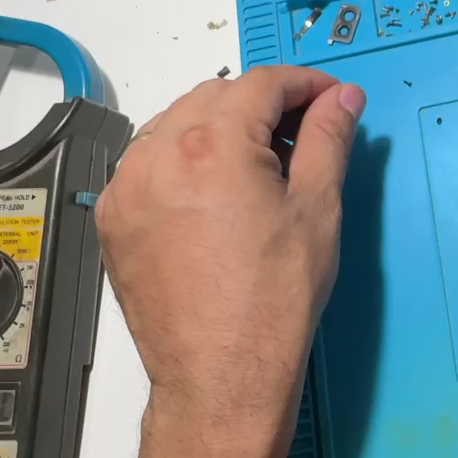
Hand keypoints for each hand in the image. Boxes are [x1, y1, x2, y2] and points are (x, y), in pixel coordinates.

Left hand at [96, 67, 365, 445]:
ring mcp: (126, 185)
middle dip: (265, 104)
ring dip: (223, 126)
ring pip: (178, 123)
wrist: (222, 374)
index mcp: (211, 144)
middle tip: (305, 136)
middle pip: (216, 95)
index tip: (333, 98)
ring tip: (262, 165)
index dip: (305, 83)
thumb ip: (329, 139)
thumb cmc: (280, 293)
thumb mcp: (318, 209)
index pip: (261, 84)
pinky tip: (217, 191)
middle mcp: (156, 152)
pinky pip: (151, 160)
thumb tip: (345, 97)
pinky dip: (188, 156)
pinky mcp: (113, 217)